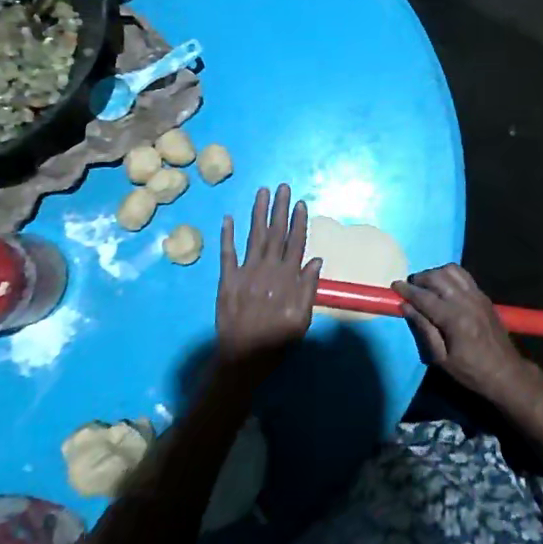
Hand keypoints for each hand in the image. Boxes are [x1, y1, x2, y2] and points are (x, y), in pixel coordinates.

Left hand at [216, 184, 320, 373]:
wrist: (243, 357)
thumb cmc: (277, 341)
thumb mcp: (302, 320)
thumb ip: (308, 289)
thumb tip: (315, 260)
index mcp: (287, 279)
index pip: (295, 243)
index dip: (298, 222)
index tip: (301, 203)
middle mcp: (267, 269)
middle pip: (276, 233)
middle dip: (280, 208)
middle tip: (283, 187)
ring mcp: (246, 272)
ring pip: (254, 236)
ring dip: (258, 213)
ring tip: (262, 192)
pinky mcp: (227, 279)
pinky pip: (227, 253)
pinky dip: (227, 235)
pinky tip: (228, 217)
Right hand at [394, 266, 530, 400]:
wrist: (507, 373)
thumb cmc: (471, 371)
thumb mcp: (441, 358)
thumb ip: (424, 329)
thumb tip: (406, 307)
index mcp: (454, 320)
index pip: (424, 297)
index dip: (407, 290)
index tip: (394, 286)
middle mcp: (466, 301)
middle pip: (437, 277)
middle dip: (419, 279)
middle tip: (410, 288)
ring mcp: (477, 296)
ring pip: (451, 270)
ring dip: (434, 273)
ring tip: (426, 285)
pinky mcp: (484, 296)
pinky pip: (463, 275)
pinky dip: (449, 275)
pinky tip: (443, 286)